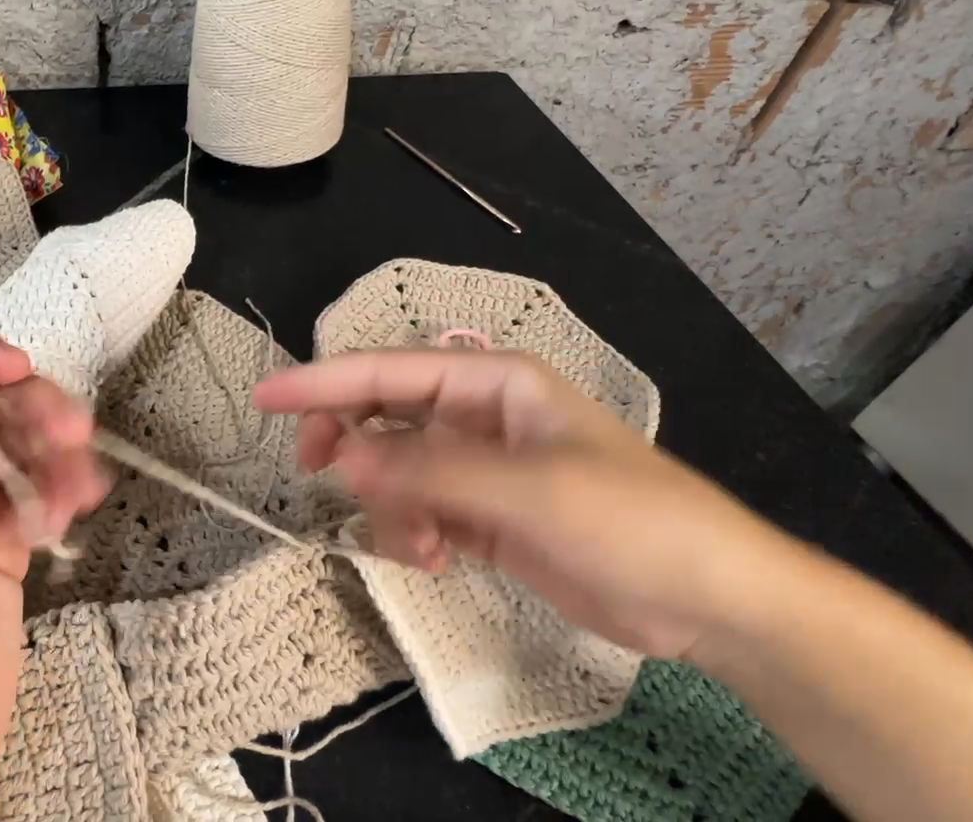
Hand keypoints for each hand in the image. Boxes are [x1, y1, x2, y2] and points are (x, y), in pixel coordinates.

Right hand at [252, 348, 797, 659]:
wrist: (708, 600)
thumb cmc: (631, 520)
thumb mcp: (530, 489)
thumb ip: (431, 472)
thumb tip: (345, 457)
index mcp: (490, 381)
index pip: (386, 372)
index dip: (321, 382)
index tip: (264, 398)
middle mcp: (475, 416)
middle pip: (380, 414)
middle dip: (347, 444)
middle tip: (316, 472)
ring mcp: (477, 467)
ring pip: (393, 471)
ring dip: (387, 505)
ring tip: (415, 545)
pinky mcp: (481, 515)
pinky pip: (416, 511)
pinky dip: (409, 532)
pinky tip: (432, 558)